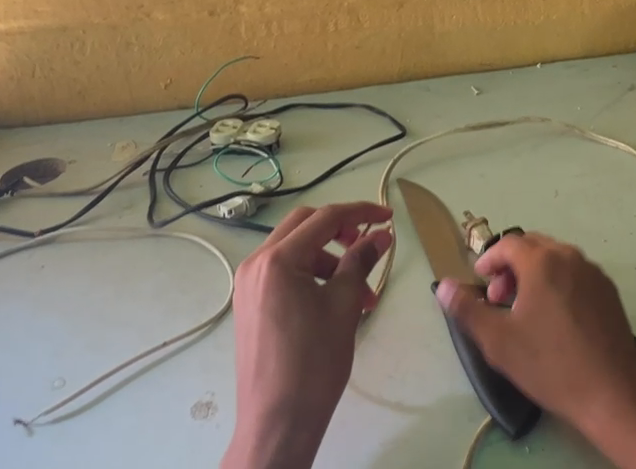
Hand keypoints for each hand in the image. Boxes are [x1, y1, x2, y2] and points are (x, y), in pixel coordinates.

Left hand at [222, 202, 392, 468]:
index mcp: (277, 260)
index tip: (387, 218)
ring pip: (293, 249)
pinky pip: (282, 271)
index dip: (360, 213)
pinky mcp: (249, 304)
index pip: (323, 218)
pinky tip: (333, 298)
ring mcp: (248, 284)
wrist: (277, 423)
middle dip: (340, 229)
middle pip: (303, 225)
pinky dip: (310, 273)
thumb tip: (381, 236)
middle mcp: (255, 264)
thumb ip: (361, 262)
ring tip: (358, 289)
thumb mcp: (344, 306)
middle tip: (368, 244)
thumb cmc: (313, 364)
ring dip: (328, 256)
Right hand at [435, 234, 635, 468]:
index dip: (489, 260)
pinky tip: (555, 317)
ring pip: (555, 258)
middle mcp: (569, 256)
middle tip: (499, 299)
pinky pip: (575, 272)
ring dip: (534, 273)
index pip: (507, 244)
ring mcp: (593, 271)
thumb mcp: (499, 341)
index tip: (480, 284)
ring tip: (525, 309)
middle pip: (532, 245)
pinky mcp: (608, 289)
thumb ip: (467, 309)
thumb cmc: (550, 365)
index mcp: (542, 261)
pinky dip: (557, 281)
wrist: (612, 392)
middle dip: (510, 266)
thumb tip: (443, 285)